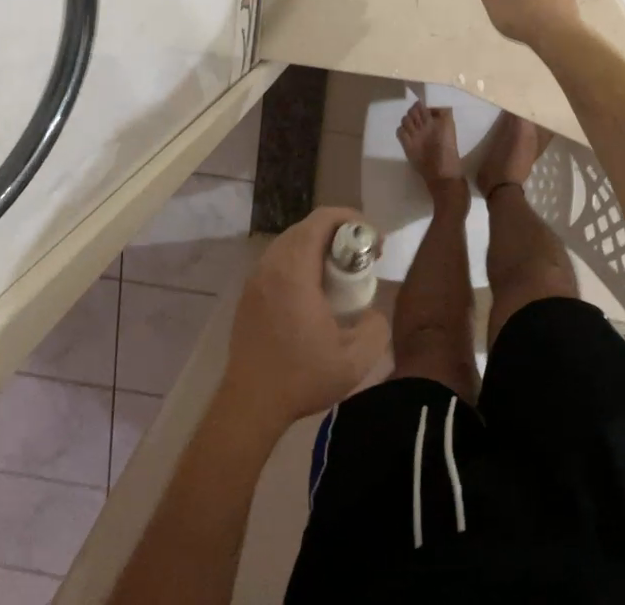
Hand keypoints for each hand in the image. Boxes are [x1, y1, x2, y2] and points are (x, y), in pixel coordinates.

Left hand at [219, 208, 389, 428]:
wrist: (250, 405)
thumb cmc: (302, 378)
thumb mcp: (356, 359)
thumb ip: (376, 327)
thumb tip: (372, 312)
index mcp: (294, 272)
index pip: (321, 220)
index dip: (352, 220)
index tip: (374, 242)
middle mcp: (270, 267)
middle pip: (306, 228)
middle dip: (339, 233)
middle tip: (364, 258)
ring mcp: (255, 281)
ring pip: (290, 244)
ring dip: (319, 248)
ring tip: (342, 274)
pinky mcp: (249, 296)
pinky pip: (278, 263)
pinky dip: (301, 264)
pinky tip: (316, 293)